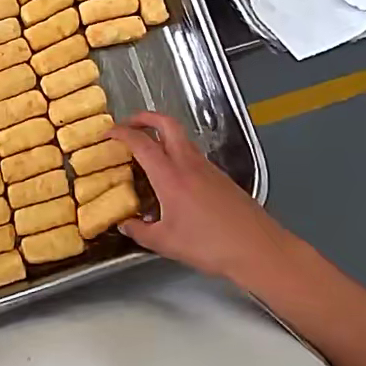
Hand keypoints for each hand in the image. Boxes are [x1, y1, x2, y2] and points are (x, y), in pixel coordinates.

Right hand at [109, 111, 291, 285]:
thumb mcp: (166, 243)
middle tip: (129, 125)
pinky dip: (176, 152)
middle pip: (167, 124)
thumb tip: (124, 225)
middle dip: (145, 117)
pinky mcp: (219, 176)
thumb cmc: (210, 245)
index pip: (141, 143)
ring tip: (147, 150)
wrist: (256, 247)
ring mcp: (207, 167)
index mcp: (170, 176)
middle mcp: (188, 164)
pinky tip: (172, 176)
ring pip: (181, 137)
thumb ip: (140, 232)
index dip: (121, 133)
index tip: (108, 133)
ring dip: (162, 134)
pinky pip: (192, 154)